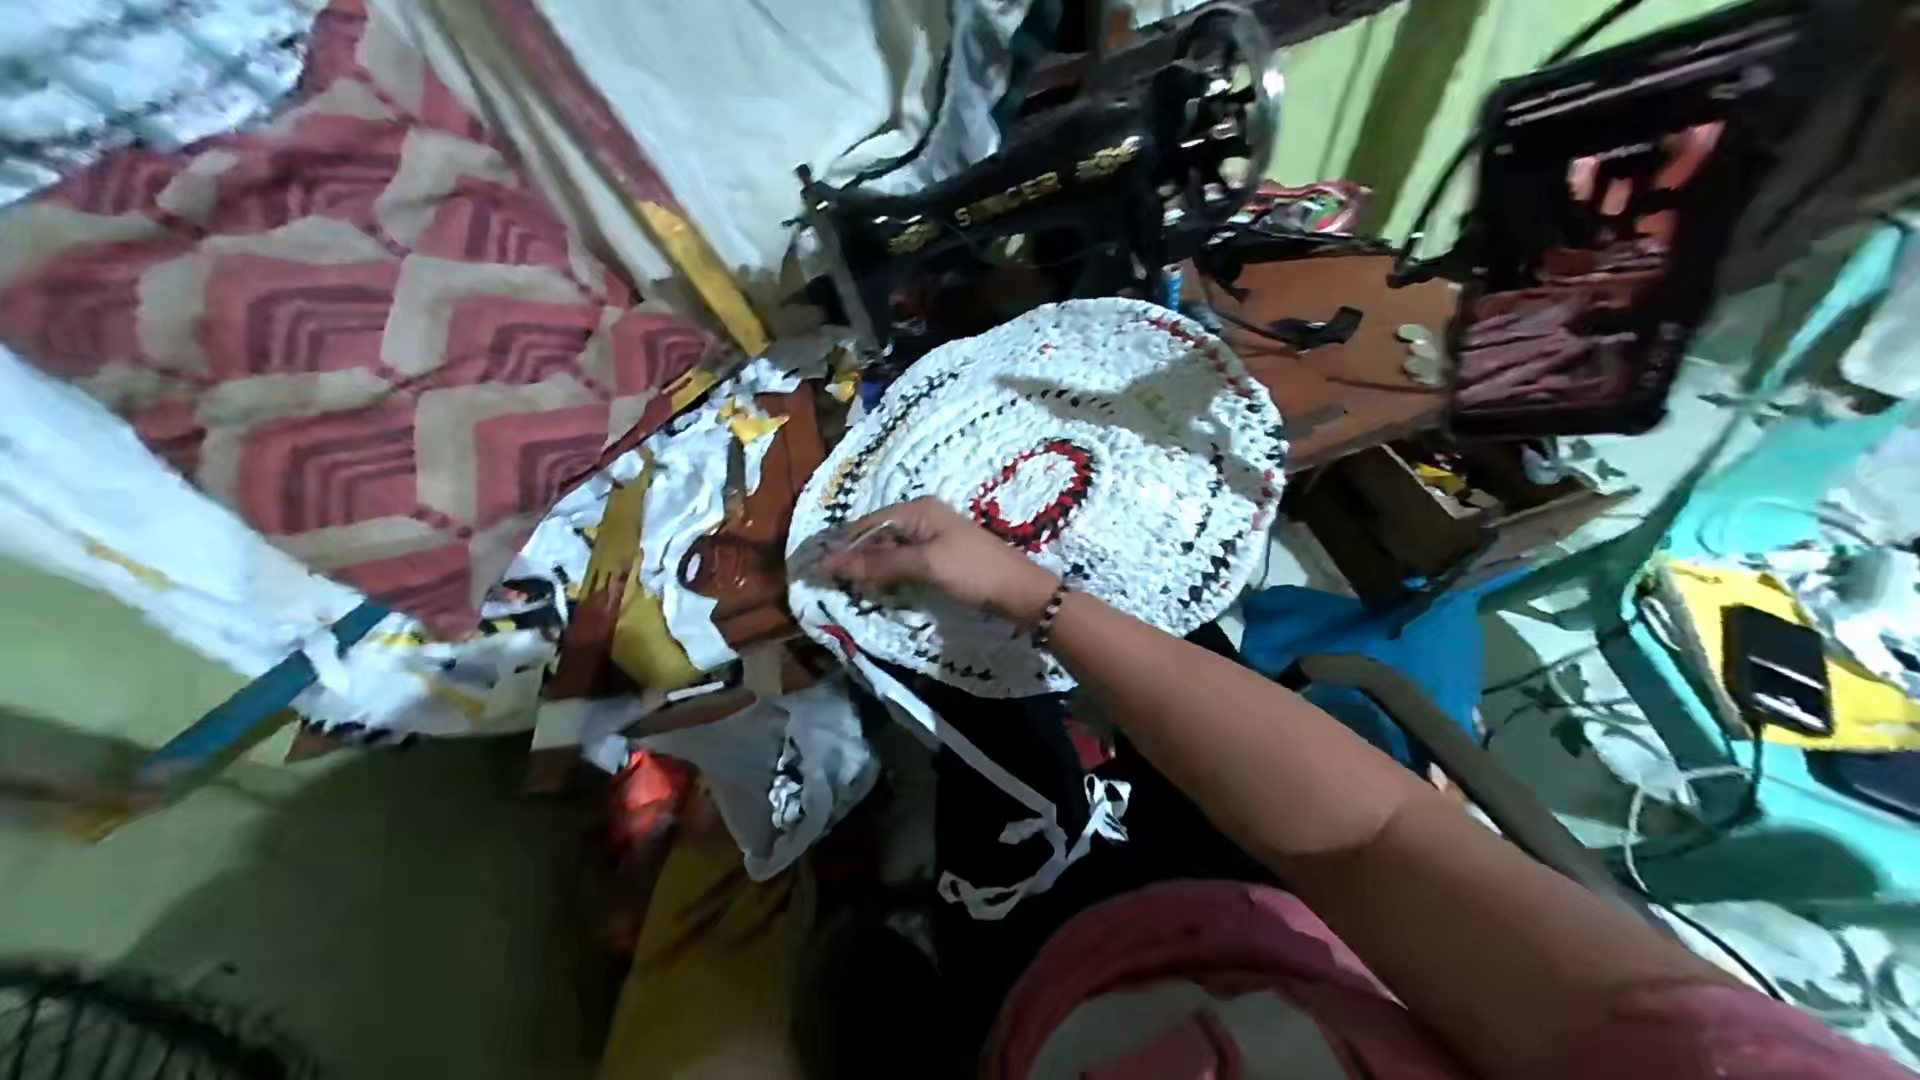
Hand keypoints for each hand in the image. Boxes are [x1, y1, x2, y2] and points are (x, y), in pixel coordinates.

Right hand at [819, 497, 1060, 624]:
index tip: (818, 566)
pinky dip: (889, 574)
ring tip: (848, 586)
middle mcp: (923, 517)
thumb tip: (831, 562)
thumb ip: (879, 563)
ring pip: (890, 550)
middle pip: (878, 535)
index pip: (868, 523)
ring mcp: (932, 537)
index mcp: (918, 509)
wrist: (1020, 592)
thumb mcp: (924, 565)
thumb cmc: (972, 571)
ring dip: (871, 567)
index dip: (843, 544)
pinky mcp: (940, 557)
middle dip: (855, 556)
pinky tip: (877, 587)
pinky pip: (904, 561)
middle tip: (830, 581)